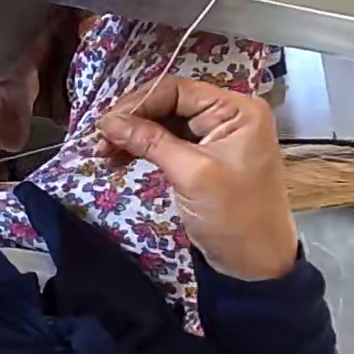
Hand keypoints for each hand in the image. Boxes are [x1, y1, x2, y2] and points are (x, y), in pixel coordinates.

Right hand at [95, 76, 297, 280]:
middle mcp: (226, 115)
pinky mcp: (199, 154)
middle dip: (129, 120)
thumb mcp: (190, 174)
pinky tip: (116, 158)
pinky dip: (138, 147)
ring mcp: (212, 135)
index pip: (176, 90)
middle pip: (165, 103)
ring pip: (159, 121)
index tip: (106, 125)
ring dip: (129, 134)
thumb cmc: (233, 216)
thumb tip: (107, 121)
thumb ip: (149, 141)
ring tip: (103, 152)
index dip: (137, 103)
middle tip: (99, 141)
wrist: (253, 263)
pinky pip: (162, 140)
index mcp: (236, 110)